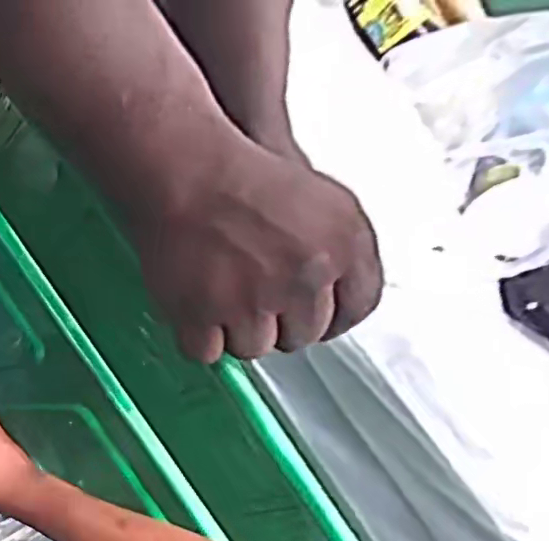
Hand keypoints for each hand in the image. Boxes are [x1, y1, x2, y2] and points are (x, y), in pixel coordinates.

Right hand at [127, 142, 382, 362]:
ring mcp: (250, 301)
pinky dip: (199, 341)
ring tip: (220, 305)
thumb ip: (335, 252)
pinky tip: (196, 318)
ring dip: (236, 334)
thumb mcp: (323, 204)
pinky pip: (207, 353)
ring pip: (253, 349)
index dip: (331, 319)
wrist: (191, 179)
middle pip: (301, 336)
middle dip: (279, 326)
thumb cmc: (245, 183)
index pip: (357, 308)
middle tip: (255, 307)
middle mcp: (302, 278)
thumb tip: (330, 295)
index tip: (309, 320)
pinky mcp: (203, 315)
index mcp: (343, 247)